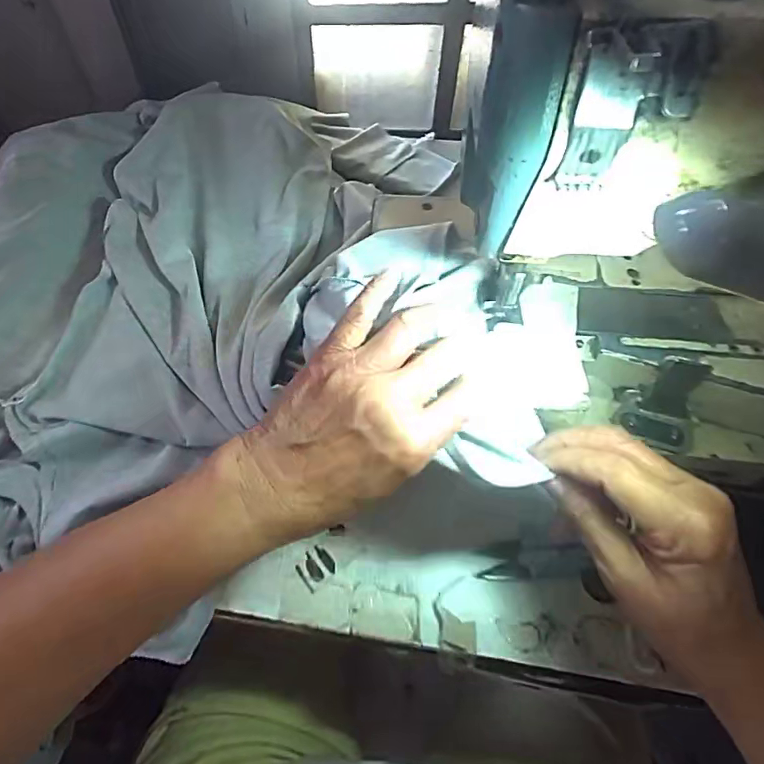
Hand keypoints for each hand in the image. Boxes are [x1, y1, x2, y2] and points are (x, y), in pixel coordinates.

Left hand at [216, 272, 477, 546]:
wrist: (279, 479)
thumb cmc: (339, 488)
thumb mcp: (397, 476)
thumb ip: (425, 436)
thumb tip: (447, 400)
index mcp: (412, 438)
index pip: (464, 397)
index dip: (480, 379)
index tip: (484, 369)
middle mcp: (391, 398)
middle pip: (443, 356)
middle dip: (464, 342)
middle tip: (471, 335)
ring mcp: (359, 370)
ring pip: (407, 326)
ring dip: (434, 312)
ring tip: (446, 308)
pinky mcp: (331, 354)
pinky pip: (358, 313)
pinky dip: (377, 290)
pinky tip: (394, 275)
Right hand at [533, 427, 763, 691]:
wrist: (730, 646)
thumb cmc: (677, 627)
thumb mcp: (623, 578)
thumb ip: (588, 521)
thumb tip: (552, 481)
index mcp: (685, 519)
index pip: (615, 469)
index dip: (568, 459)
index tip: (529, 462)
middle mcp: (695, 489)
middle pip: (621, 445)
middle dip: (570, 444)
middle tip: (531, 455)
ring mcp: (695, 485)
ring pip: (626, 445)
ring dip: (582, 449)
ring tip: (546, 464)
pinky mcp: (688, 488)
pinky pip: (635, 461)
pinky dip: (598, 463)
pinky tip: (574, 478)